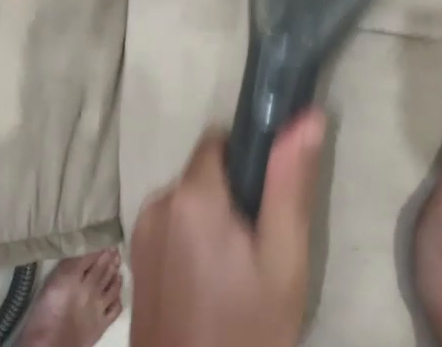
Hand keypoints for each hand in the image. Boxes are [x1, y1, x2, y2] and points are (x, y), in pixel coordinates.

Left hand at [130, 110, 326, 346]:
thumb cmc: (248, 326)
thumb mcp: (284, 259)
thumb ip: (290, 183)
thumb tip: (307, 116)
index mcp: (191, 194)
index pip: (219, 140)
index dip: (249, 159)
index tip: (270, 196)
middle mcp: (157, 202)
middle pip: (204, 174)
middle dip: (233, 196)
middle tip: (261, 245)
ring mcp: (140, 234)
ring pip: (188, 203)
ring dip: (212, 221)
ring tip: (239, 272)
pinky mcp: (134, 261)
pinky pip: (171, 229)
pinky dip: (192, 243)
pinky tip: (212, 285)